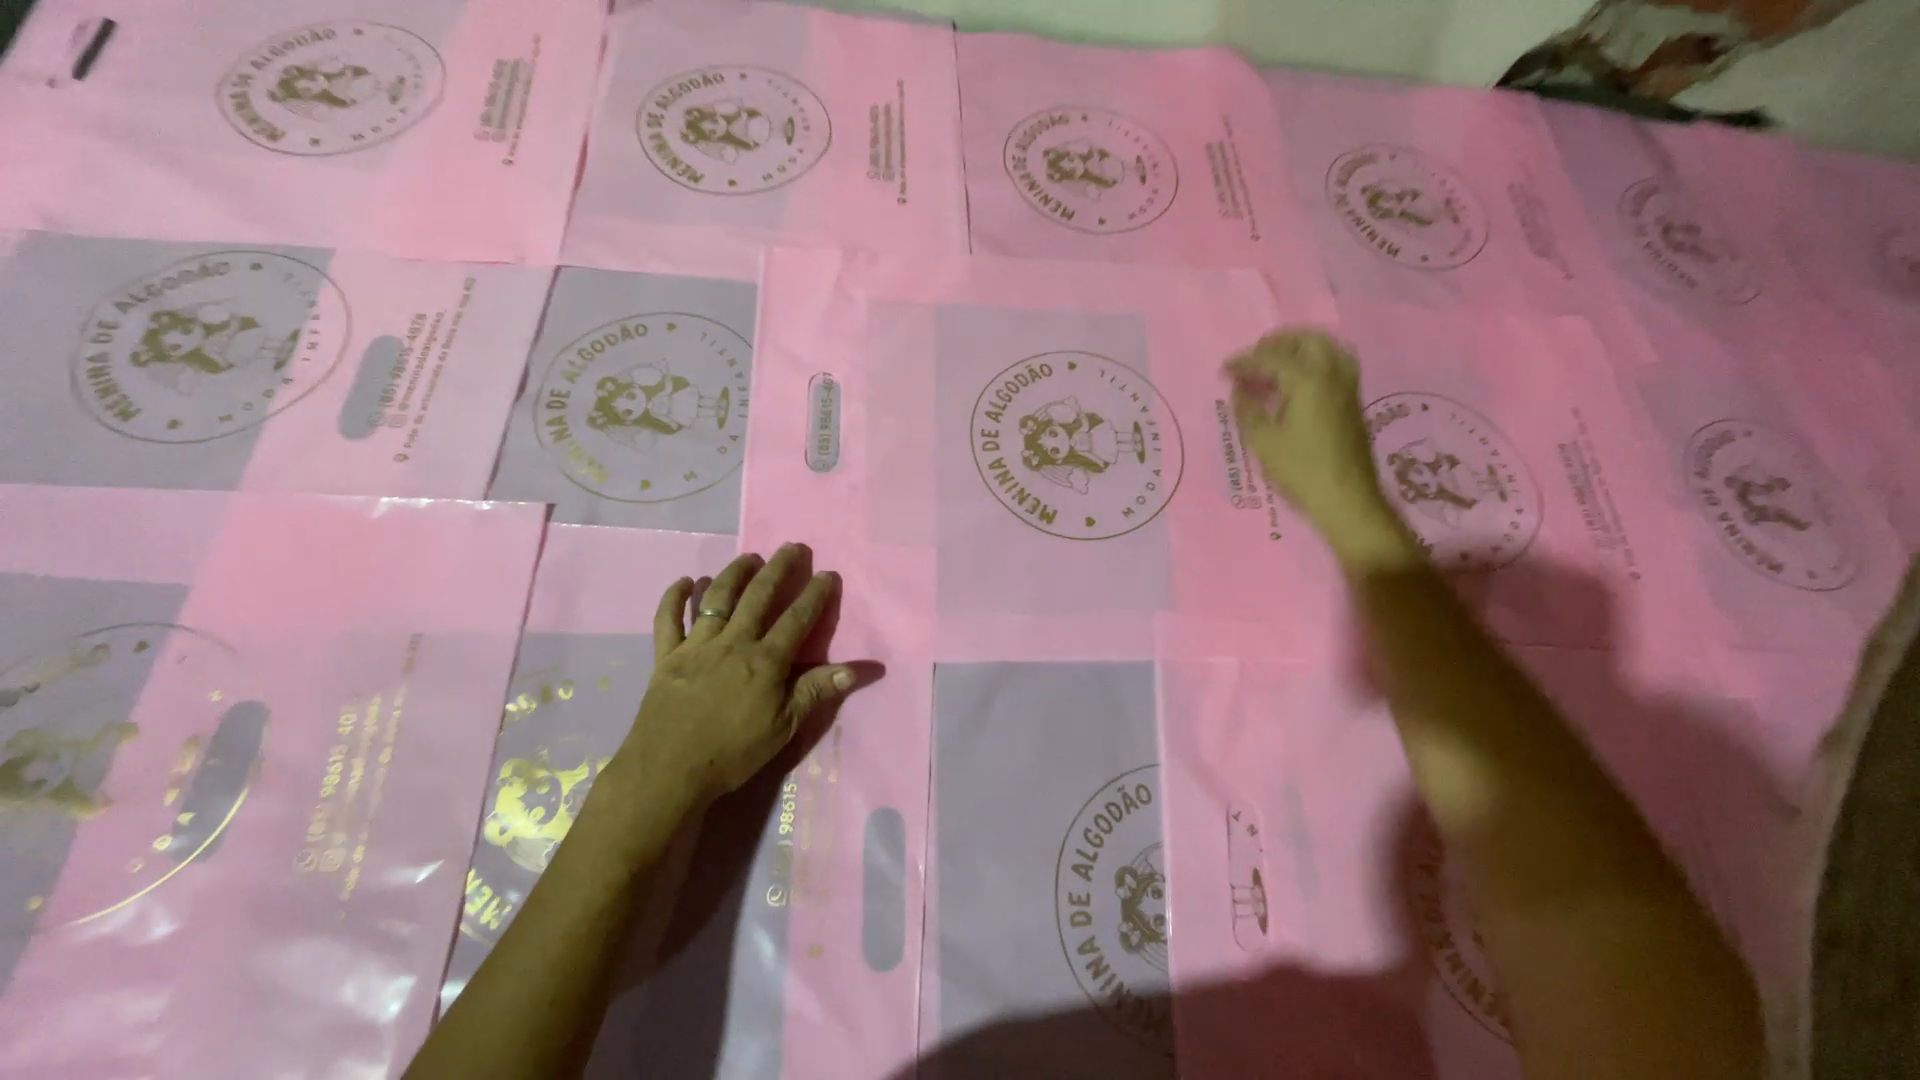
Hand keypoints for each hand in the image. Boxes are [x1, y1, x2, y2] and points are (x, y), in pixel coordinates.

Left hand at [623, 545, 867, 801]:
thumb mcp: (784, 728)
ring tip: (749, 557)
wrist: (668, 771)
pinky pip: (669, 619)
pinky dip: (675, 597)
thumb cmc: (732, 753)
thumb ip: (817, 692)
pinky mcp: (666, 657)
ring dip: (734, 574)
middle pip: (758, 597)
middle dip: (778, 570)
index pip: (797, 619)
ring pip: (717, 598)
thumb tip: (858, 668)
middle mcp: (732, 643)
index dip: (814, 595)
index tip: (827, 573)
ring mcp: (696, 646)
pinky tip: (686, 581)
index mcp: (765, 661)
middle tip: (791, 547)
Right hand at [1226, 329, 1419, 568]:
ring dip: (1298, 349)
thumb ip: (1247, 409)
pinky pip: (1333, 365)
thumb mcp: (1263, 441)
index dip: (1244, 362)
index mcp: (1308, 379)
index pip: (1271, 357)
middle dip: (1277, 343)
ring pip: (1325, 349)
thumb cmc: (1300, 470)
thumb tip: (1240, 390)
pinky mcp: (1352, 401)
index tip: (1224, 371)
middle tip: (1254, 358)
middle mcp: (1332, 373)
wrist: (1346, 498)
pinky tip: (1293, 384)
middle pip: (1306, 340)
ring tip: (1274, 366)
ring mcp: (1347, 386)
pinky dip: (1312, 363)